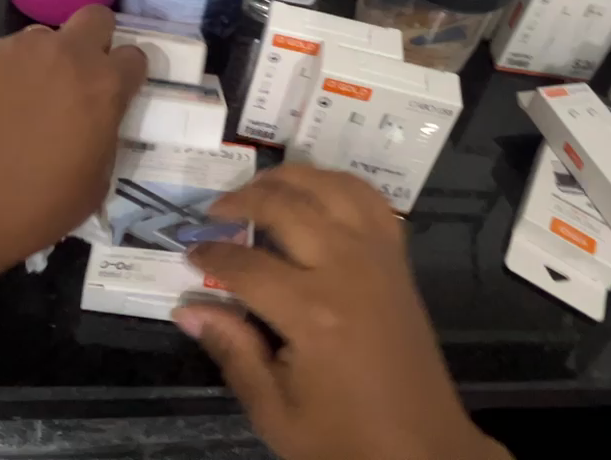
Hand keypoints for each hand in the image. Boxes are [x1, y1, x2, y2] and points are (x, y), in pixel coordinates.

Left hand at [0, 5, 145, 298]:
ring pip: (44, 38)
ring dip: (44, 60)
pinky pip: (1, 54)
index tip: (115, 95)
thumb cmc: (32, 211)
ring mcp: (15, 49)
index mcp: (103, 85)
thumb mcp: (95, 183)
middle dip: (95, 41)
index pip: (135, 55)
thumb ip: (105, 134)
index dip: (126, 76)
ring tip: (23, 101)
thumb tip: (98, 118)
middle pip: (96, 17)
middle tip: (78, 79)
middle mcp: (64, 53)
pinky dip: (2, 74)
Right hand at [173, 167, 508, 459]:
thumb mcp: (276, 412)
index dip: (210, 255)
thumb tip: (187, 309)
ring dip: (287, 178)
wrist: (424, 449)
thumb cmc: (344, 438)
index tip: (189, 253)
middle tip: (214, 213)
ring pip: (327, 186)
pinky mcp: (397, 254)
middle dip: (240, 202)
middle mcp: (345, 268)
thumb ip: (233, 351)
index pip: (245, 265)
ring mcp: (376, 254)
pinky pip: (367, 196)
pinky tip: (313, 189)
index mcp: (312, 313)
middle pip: (284, 207)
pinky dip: (336, 182)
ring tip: (257, 189)